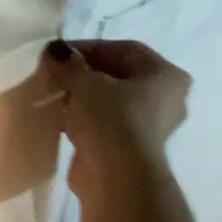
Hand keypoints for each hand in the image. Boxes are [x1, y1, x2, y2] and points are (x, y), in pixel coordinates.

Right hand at [44, 38, 191, 197]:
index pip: (125, 49)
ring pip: (112, 99)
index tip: (56, 53)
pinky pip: (106, 121)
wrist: (116, 174)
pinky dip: (85, 116)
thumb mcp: (84, 84)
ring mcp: (150, 123)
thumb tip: (55, 51)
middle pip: (119, 74)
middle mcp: (167, 97)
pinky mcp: (131, 145)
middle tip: (54, 74)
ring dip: (83, 95)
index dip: (87, 48)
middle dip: (84, 72)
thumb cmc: (110, 120)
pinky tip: (62, 118)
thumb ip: (69, 64)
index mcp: (167, 75)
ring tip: (54, 95)